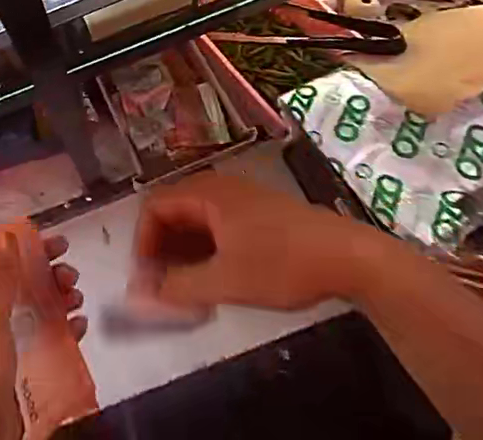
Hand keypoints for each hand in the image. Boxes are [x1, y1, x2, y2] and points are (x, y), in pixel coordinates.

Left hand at [0, 234, 86, 439]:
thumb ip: (0, 281)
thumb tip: (7, 240)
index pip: (10, 268)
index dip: (33, 253)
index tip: (58, 244)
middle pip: (30, 290)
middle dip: (53, 277)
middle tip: (70, 276)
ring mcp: (14, 351)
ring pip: (43, 315)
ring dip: (62, 301)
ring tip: (76, 300)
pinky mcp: (29, 375)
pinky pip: (52, 345)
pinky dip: (67, 333)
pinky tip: (78, 328)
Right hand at [133, 175, 394, 311]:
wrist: (344, 255)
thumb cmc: (281, 263)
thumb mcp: (225, 281)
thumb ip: (178, 287)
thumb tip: (138, 294)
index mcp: (207, 193)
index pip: (154, 206)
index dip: (142, 243)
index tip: (145, 282)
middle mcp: (219, 188)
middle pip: (173, 212)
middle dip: (161, 251)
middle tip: (162, 292)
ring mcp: (239, 199)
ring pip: (195, 222)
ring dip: (182, 255)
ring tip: (186, 294)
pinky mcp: (255, 213)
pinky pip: (215, 227)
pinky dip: (204, 252)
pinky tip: (213, 281)